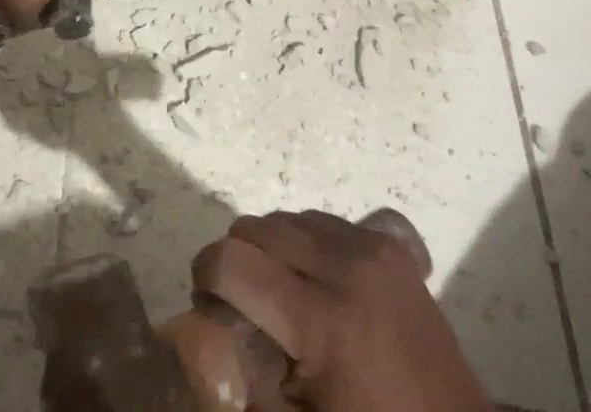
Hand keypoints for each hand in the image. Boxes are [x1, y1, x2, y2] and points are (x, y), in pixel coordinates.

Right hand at [191, 211, 487, 411]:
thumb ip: (237, 371)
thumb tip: (200, 328)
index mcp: (320, 319)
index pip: (226, 261)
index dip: (205, 281)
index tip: (215, 312)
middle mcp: (345, 268)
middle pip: (250, 228)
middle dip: (235, 263)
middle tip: (249, 308)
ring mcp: (372, 250)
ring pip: (283, 218)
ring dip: (270, 250)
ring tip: (285, 295)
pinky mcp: (389, 245)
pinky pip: (321, 220)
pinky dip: (305, 242)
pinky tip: (318, 281)